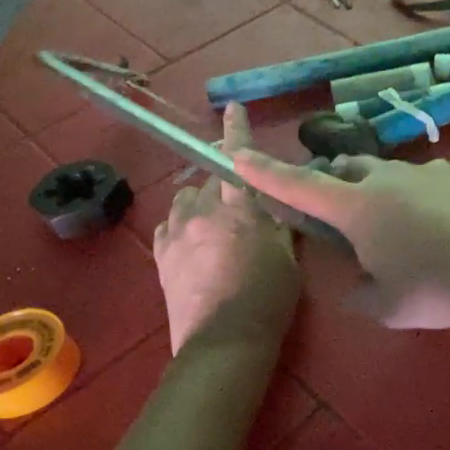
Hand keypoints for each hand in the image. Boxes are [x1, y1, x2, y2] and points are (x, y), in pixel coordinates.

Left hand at [152, 104, 300, 353]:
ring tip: (215, 217)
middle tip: (241, 192)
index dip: (236, 131)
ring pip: (186, 197)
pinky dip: (183, 222)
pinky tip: (194, 237)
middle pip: (210, 176)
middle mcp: (204, 211)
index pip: (238, 158)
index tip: (232, 108)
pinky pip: (169, 223)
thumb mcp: (288, 257)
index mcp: (242, 209)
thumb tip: (279, 202)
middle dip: (224, 176)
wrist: (224, 341)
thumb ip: (280, 223)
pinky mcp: (161, 255)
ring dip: (201, 199)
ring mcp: (178, 232)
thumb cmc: (268, 300)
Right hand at [230, 149, 449, 328]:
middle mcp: (390, 179)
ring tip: (403, 234)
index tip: (237, 154)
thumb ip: (360, 294)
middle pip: (348, 168)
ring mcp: (432, 173)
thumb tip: (353, 285)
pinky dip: (424, 203)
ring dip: (384, 194)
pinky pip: (431, 184)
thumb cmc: (441, 287)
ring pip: (393, 175)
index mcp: (358, 207)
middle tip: (342, 215)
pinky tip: (446, 234)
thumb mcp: (389, 307)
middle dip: (335, 182)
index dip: (265, 173)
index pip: (299, 185)